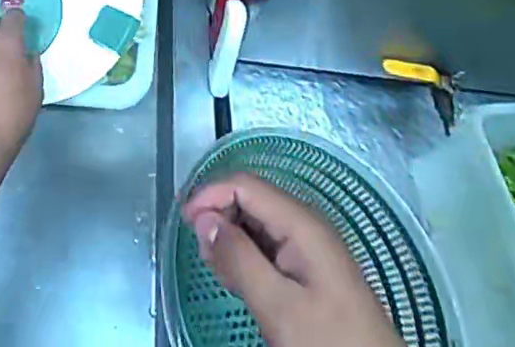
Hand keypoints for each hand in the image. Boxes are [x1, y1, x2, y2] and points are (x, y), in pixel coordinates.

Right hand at [183, 173, 404, 346]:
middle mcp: (306, 225)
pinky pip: (269, 244)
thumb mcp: (278, 308)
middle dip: (219, 215)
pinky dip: (246, 254)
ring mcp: (310, 246)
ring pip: (257, 221)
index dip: (210, 195)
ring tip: (216, 269)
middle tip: (201, 253)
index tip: (184, 223)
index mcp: (301, 223)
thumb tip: (203, 220)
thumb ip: (238, 259)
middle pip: (251, 198)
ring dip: (230, 236)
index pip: (245, 184)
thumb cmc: (330, 346)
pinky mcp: (311, 268)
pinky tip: (238, 279)